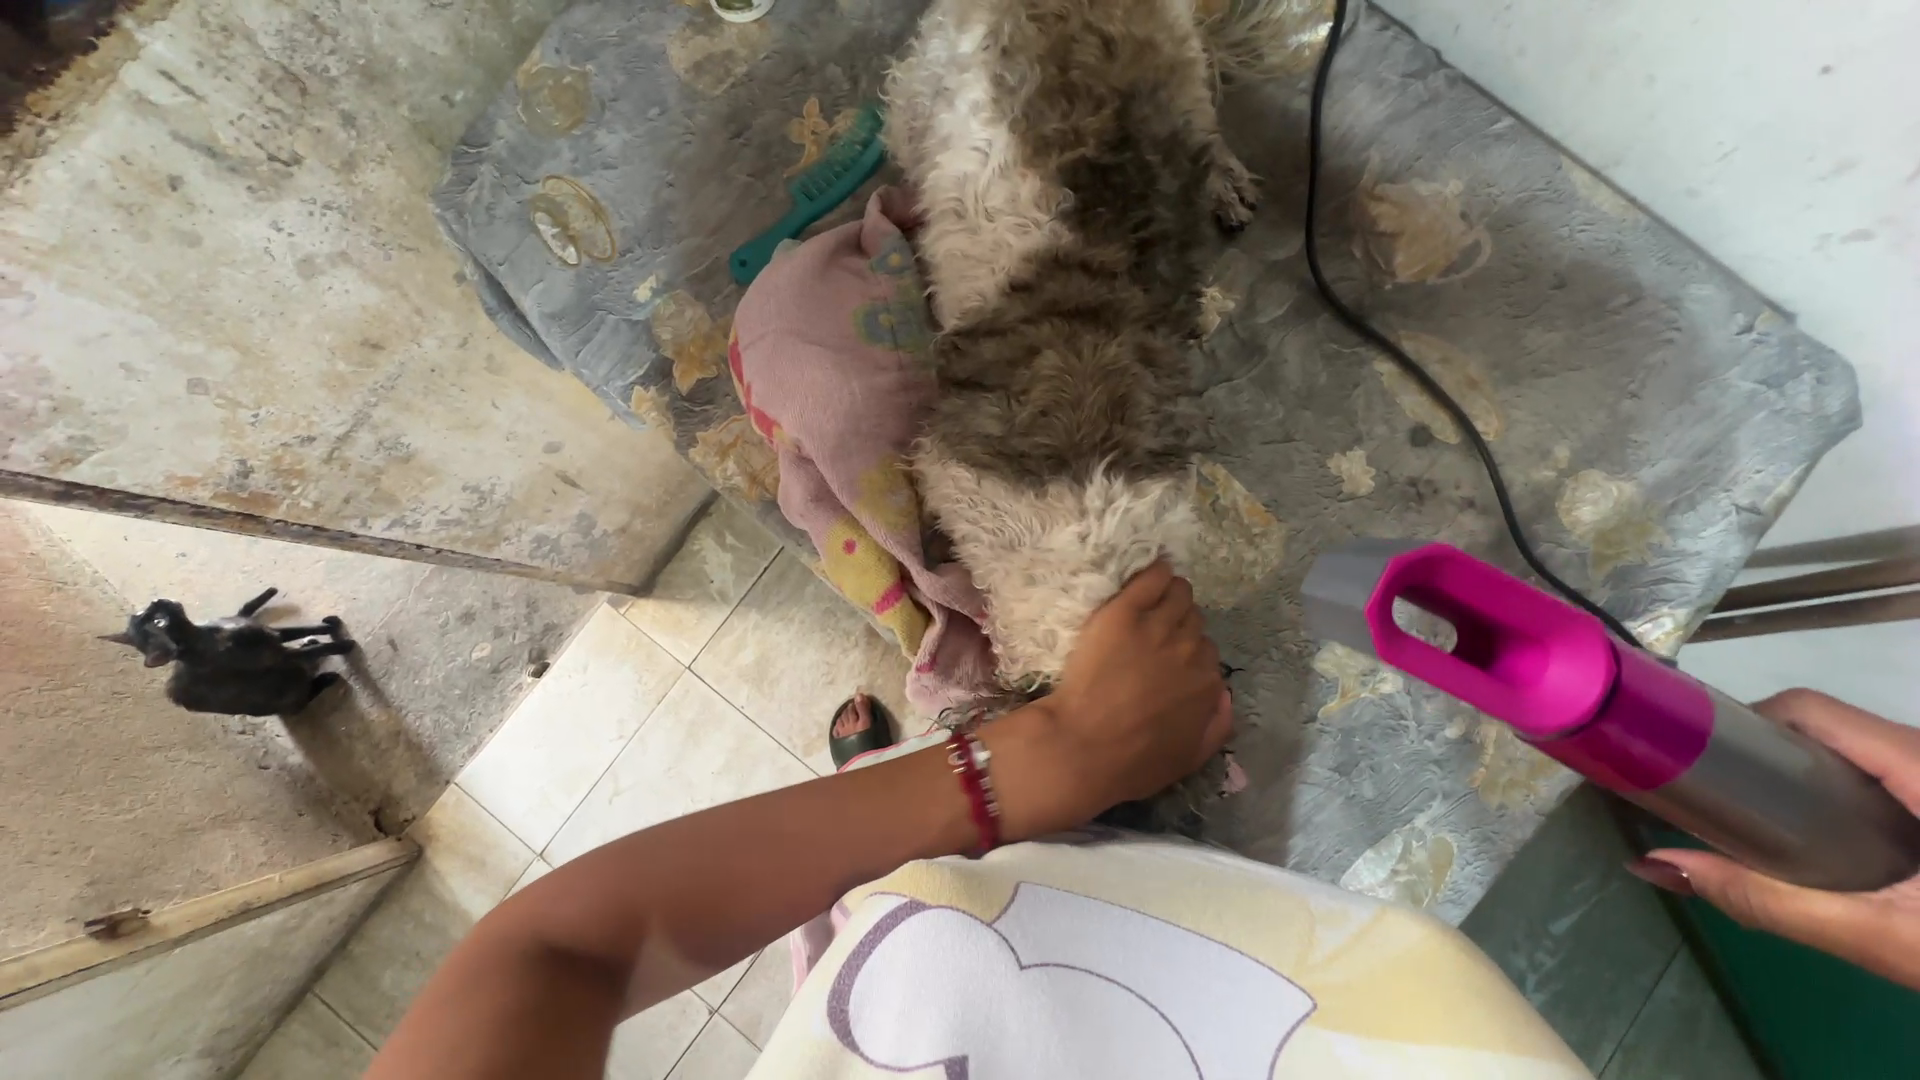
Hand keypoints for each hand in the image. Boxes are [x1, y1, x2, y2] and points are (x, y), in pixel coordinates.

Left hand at [982, 561, 1233, 840]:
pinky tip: (1153, 570)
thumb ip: (1216, 726)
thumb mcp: (1187, 759)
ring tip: (1155, 598)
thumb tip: (1226, 695)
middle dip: (1180, 625)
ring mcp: (1156, 628)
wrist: (1082, 746)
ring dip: (1171, 594)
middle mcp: (1189, 651)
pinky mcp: (1124, 612)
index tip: (1169, 658)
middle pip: (1193, 622)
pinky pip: (1151, 580)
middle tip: (1157, 631)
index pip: (1207, 654)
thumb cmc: (1130, 762)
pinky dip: (1155, 572)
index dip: (1188, 654)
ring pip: (1178, 595)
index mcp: (1207, 685)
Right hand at [1630, 689, 1919, 989]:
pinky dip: (1849, 801)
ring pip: (1861, 757)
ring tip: (1773, 832)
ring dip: (1806, 784)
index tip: (1697, 763)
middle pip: (1829, 732)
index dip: (1741, 723)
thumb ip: (1772, 902)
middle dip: (1766, 762)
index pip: (1809, 709)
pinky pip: (1891, 779)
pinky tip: (1841, 849)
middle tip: (1726, 808)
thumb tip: (1655, 865)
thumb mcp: (1891, 939)